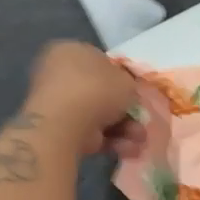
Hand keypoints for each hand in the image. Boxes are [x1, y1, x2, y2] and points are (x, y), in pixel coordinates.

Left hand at [24, 41, 145, 156]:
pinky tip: (126, 148)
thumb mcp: (128, 80)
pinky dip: (110, 140)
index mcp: (70, 51)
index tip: (137, 94)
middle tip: (143, 121)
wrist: (65, 123)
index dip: (124, 79)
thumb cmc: (98, 90)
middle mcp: (58, 73)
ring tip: (138, 140)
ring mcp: (57, 101)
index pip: (102, 62)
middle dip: (126, 111)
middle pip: (102, 92)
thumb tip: (125, 91)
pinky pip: (90, 130)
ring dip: (124, 128)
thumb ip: (129, 83)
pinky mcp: (57, 126)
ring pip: (99, 114)